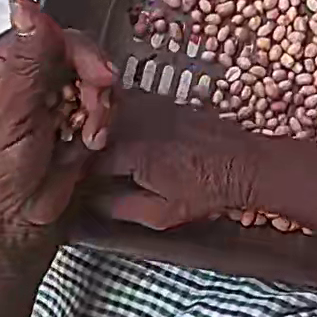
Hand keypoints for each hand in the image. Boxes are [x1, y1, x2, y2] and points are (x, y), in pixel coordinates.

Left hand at [0, 0, 117, 272]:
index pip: (43, 36)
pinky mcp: (68, 123)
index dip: (78, 53)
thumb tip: (25, 5)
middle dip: (92, 85)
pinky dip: (101, 123)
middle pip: (73, 56)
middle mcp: (18, 80)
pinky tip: (89, 143)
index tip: (101, 77)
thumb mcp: (9, 115)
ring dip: (99, 107)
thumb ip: (28, 59)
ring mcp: (45, 102)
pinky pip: (98, 106)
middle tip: (97, 112)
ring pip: (91, 81)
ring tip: (89, 137)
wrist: (11, 234)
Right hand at [88, 91, 263, 228]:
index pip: (86, 159)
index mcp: (133, 152)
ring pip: (109, 114)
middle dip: (83, 146)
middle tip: (82, 166)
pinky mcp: (165, 101)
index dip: (74, 172)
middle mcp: (139, 122)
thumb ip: (120, 208)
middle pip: (93, 129)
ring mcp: (153, 106)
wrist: (246, 163)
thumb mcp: (161, 214)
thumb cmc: (207, 192)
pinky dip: (120, 120)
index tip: (71, 182)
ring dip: (100, 129)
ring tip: (99, 151)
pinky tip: (124, 138)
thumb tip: (90, 202)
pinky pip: (130, 107)